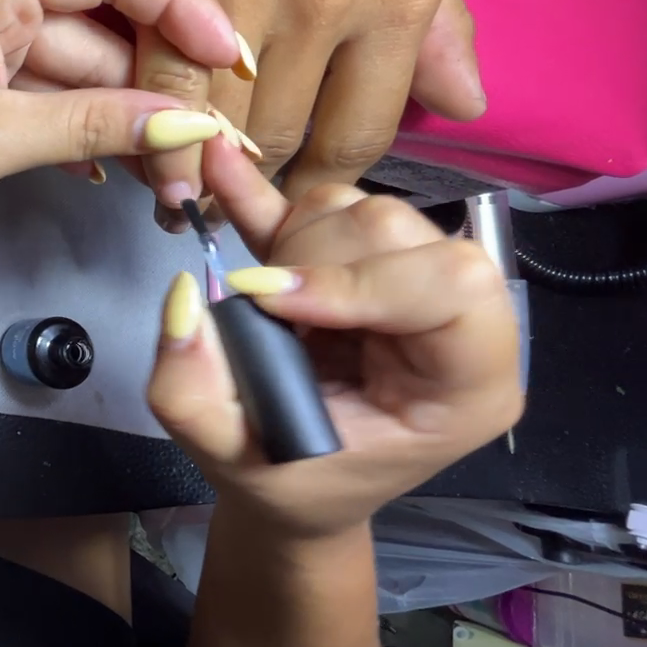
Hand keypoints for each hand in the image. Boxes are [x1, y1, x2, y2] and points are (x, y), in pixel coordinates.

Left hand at [0, 0, 240, 228]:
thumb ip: (92, 124)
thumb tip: (188, 122)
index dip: (182, 6)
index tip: (232, 59)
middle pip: (100, 23)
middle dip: (153, 83)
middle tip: (205, 143)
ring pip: (76, 66)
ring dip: (118, 116)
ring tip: (169, 173)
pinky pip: (42, 91)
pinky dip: (75, 125)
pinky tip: (109, 168)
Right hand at [145, 135, 521, 539]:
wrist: (292, 485)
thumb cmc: (283, 482)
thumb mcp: (228, 457)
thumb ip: (193, 391)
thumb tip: (185, 293)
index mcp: (461, 384)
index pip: (451, 287)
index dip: (353, 280)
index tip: (263, 300)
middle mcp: (450, 322)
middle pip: (397, 232)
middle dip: (308, 259)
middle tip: (256, 307)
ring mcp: (397, 285)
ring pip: (354, 209)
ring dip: (289, 238)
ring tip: (256, 288)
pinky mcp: (344, 266)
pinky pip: (311, 208)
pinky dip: (262, 191)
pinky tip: (222, 162)